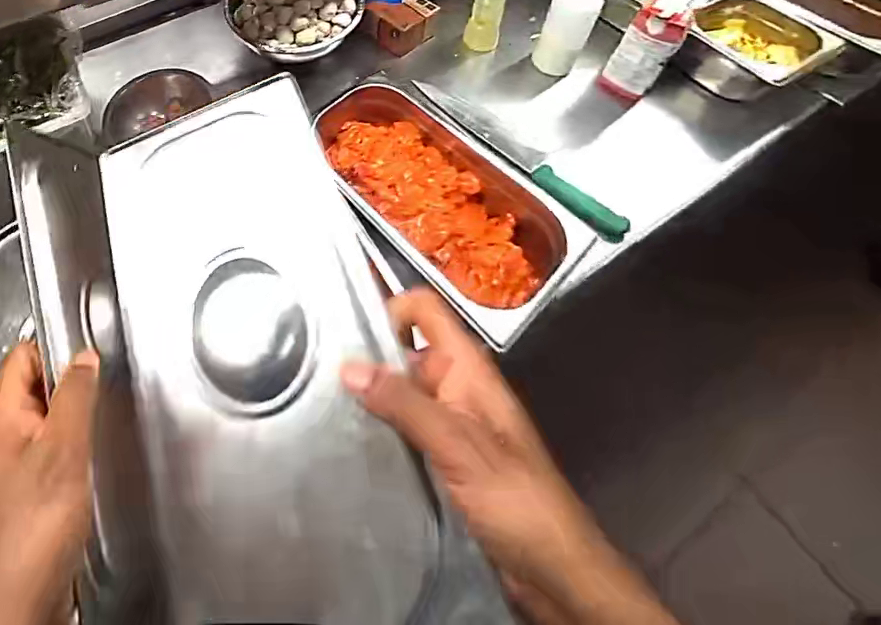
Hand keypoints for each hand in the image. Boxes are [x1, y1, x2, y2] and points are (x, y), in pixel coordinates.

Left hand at [0, 342, 99, 624]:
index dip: (57, 343)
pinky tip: (93, 448)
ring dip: (75, 409)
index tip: (93, 344)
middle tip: (105, 380)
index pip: (24, 355)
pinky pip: (52, 443)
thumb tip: (85, 355)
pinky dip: (74, 438)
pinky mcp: (27, 488)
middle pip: (37, 382)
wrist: (17, 603)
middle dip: (71, 377)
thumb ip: (75, 395)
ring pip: (47, 414)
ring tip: (102, 412)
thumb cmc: (34, 527)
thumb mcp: (63, 448)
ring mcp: (11, 463)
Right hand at [342, 290, 676, 624]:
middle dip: (371, 361)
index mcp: (468, 367)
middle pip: (408, 351)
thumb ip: (404, 404)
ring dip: (374, 400)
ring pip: (404, 392)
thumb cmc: (515, 499)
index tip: (352, 338)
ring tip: (331, 415)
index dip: (392, 310)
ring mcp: (454, 422)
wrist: (555, 569)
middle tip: (324, 384)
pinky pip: (408, 428)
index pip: (426, 311)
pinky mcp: (447, 456)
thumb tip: (349, 367)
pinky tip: (358, 448)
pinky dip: (384, 430)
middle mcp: (459, 386)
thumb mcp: (457, 445)